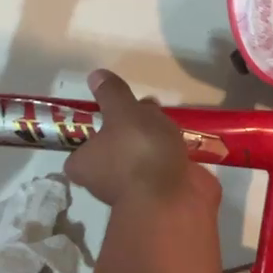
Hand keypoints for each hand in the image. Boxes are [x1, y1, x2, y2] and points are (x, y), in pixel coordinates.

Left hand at [67, 69, 219, 209]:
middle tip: (155, 113)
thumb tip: (95, 75)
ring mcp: (135, 190)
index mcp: (83, 163)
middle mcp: (103, 180)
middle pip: (118, 148)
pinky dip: (176, 158)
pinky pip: (166, 169)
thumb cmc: (139, 152)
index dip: (106, 124)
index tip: (125, 111)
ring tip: (176, 126)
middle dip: (137, 131)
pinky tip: (189, 145)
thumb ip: (112, 94)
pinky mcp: (162, 194)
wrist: (172, 197)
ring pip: (144, 158)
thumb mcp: (123, 112)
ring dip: (159, 144)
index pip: (86, 142)